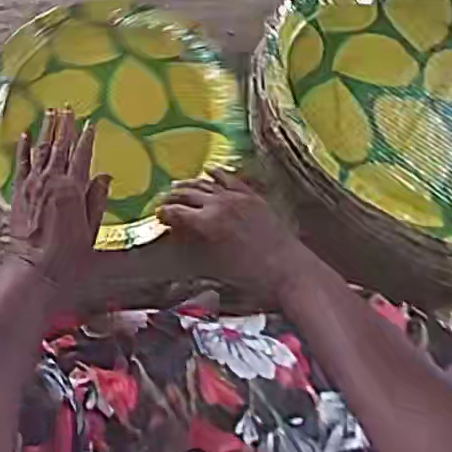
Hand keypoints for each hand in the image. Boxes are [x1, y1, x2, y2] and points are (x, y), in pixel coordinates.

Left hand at [10, 109, 109, 288]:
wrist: (35, 270)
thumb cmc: (69, 256)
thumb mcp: (92, 230)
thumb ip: (97, 200)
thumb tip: (105, 177)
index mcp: (74, 188)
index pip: (82, 155)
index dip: (87, 138)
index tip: (90, 123)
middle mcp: (53, 180)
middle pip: (61, 146)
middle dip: (65, 125)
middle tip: (68, 108)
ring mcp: (34, 184)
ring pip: (42, 149)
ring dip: (47, 129)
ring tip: (50, 112)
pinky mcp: (19, 191)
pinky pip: (22, 163)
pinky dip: (24, 147)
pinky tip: (26, 134)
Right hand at [160, 171, 322, 300]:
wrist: (292, 272)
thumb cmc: (254, 280)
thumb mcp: (219, 270)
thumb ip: (198, 250)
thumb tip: (184, 243)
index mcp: (208, 223)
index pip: (178, 213)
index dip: (166, 213)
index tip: (158, 214)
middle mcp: (219, 205)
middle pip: (189, 194)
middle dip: (174, 196)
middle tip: (164, 198)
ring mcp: (237, 197)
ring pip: (208, 184)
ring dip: (192, 184)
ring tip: (180, 184)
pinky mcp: (253, 197)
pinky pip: (231, 179)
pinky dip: (218, 174)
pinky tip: (211, 171)